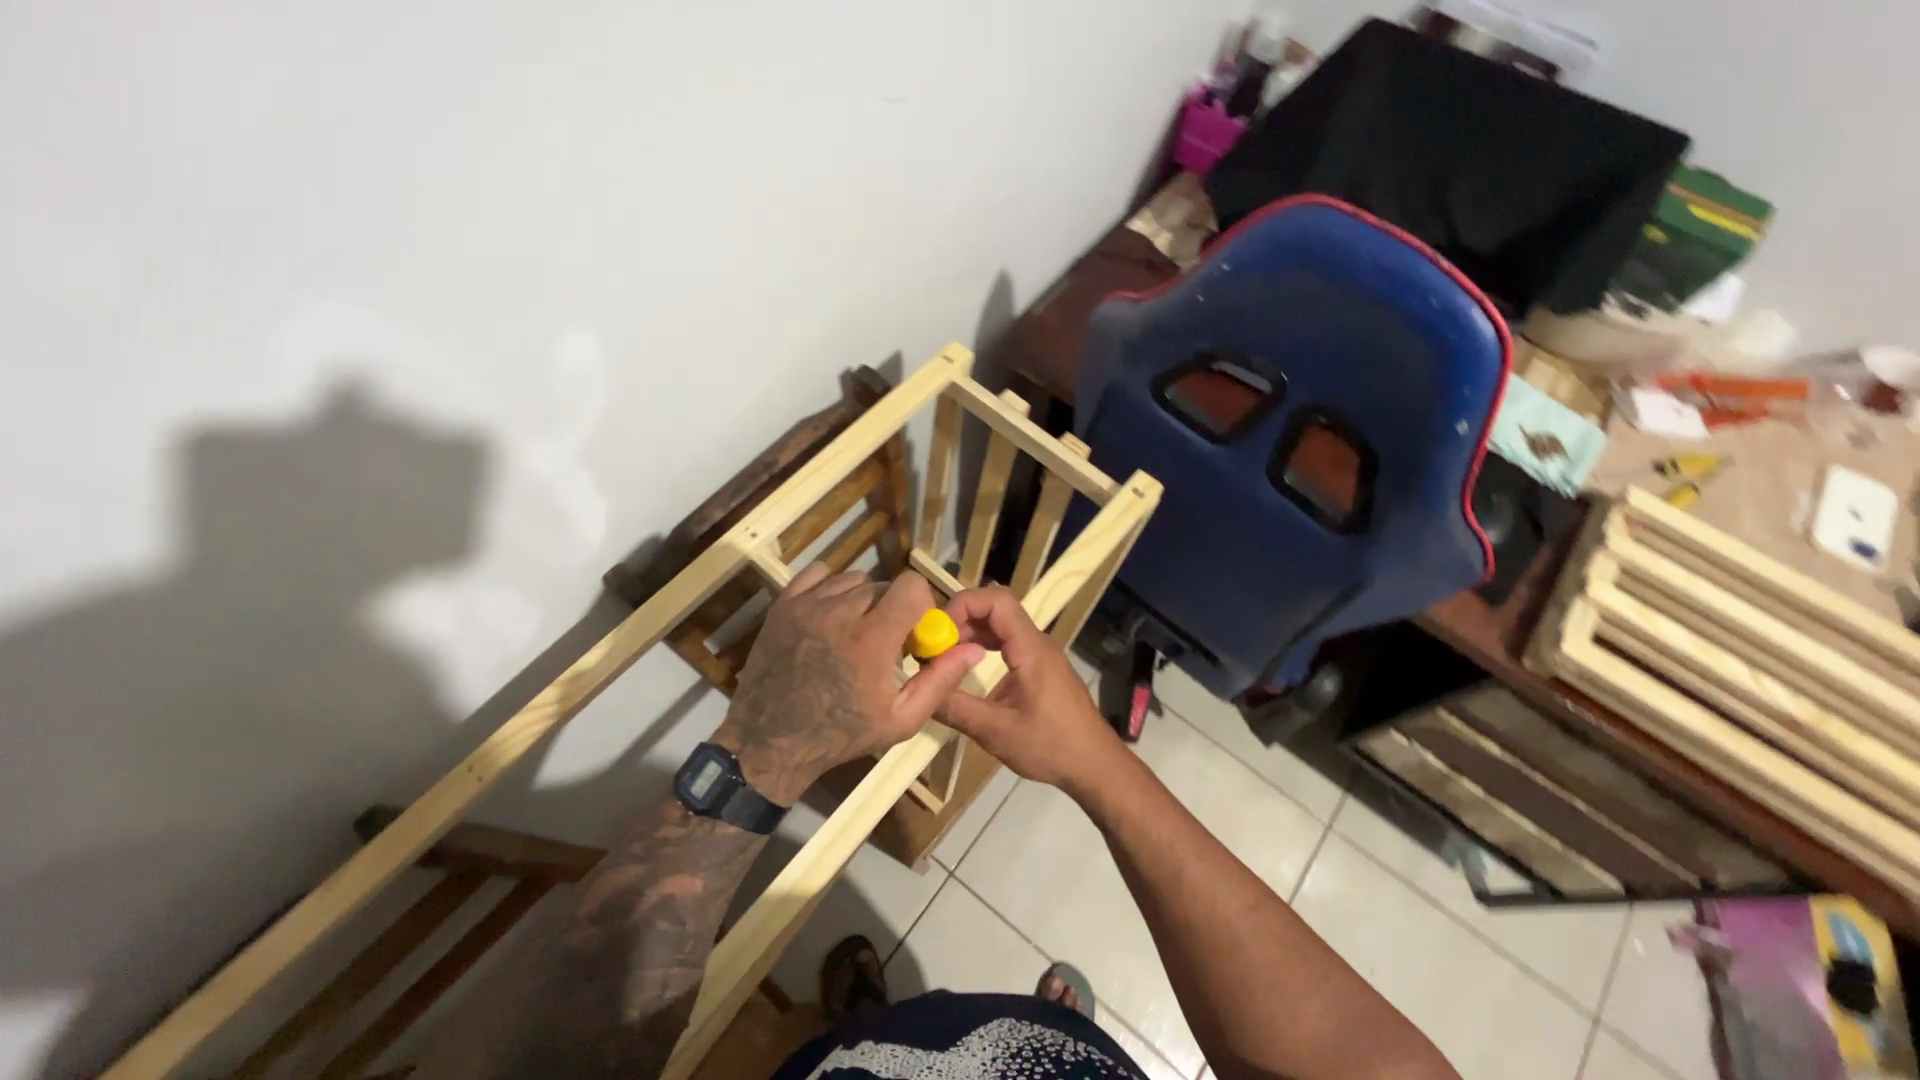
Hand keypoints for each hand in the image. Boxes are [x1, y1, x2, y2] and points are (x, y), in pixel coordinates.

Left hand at [714, 563, 984, 804]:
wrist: (770, 742)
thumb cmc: (841, 735)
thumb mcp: (900, 719)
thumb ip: (939, 680)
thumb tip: (974, 650)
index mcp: (871, 640)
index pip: (911, 586)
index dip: (920, 604)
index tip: (913, 631)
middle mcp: (840, 613)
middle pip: (883, 585)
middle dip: (891, 608)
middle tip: (883, 641)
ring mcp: (807, 605)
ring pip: (852, 579)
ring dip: (861, 599)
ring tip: (853, 631)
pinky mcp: (783, 604)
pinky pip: (818, 575)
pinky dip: (830, 589)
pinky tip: (830, 616)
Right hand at [939, 586, 1125, 794]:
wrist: (1095, 766)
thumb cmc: (1050, 746)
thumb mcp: (995, 731)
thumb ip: (956, 708)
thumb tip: (920, 690)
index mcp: (1030, 649)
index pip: (996, 600)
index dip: (963, 604)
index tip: (937, 630)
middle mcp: (1037, 644)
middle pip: (997, 610)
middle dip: (961, 620)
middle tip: (933, 646)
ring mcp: (1041, 656)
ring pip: (1002, 627)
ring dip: (971, 635)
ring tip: (943, 658)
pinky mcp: (1042, 670)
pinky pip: (1009, 645)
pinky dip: (984, 648)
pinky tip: (967, 670)